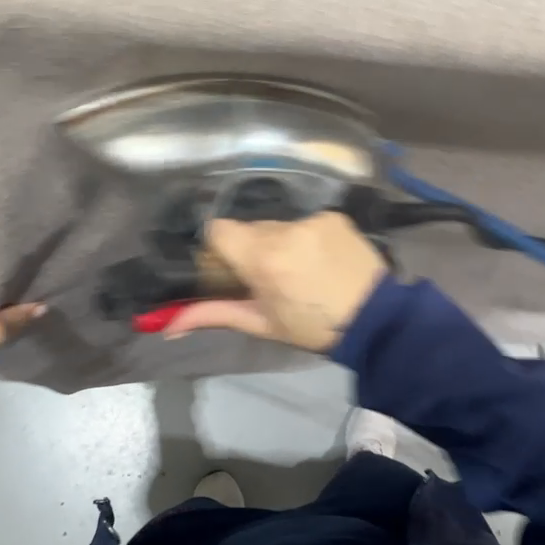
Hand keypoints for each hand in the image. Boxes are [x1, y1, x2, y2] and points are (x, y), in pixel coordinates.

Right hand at [165, 214, 387, 351]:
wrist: (376, 320)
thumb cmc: (314, 328)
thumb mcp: (263, 324)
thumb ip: (214, 314)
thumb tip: (167, 325)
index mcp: (263, 259)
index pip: (218, 230)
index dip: (221, 248)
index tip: (233, 268)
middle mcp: (285, 230)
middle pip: (250, 229)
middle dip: (254, 249)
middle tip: (272, 277)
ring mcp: (313, 220)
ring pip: (279, 225)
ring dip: (282, 243)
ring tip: (302, 271)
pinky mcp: (335, 216)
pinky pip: (307, 222)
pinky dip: (308, 238)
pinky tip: (323, 260)